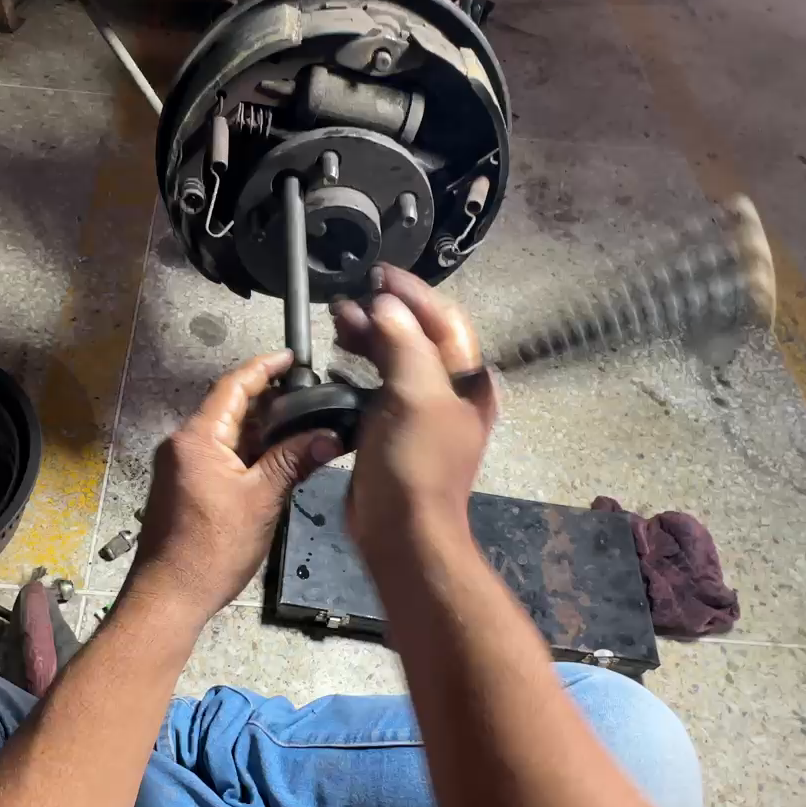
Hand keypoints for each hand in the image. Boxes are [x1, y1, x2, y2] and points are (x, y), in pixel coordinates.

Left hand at [122, 351, 344, 622]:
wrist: (169, 595)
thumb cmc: (212, 549)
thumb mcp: (261, 500)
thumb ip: (293, 461)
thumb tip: (331, 436)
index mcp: (197, 438)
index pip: (233, 386)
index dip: (264, 368)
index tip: (292, 357)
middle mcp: (183, 443)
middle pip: (229, 407)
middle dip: (270, 400)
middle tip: (311, 396)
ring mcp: (180, 465)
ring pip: (226, 433)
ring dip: (260, 428)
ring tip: (303, 423)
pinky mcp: (184, 485)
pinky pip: (219, 454)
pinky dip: (247, 451)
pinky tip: (276, 456)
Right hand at [332, 264, 497, 561]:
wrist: (401, 531)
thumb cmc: (415, 464)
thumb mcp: (414, 396)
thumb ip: (403, 344)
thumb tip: (386, 306)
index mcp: (467, 382)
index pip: (444, 321)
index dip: (412, 294)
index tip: (377, 274)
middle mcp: (449, 393)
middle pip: (418, 338)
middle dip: (384, 314)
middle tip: (347, 301)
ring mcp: (420, 413)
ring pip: (395, 360)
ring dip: (369, 338)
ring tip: (338, 321)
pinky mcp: (392, 430)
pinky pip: (378, 387)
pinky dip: (360, 369)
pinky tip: (338, 360)